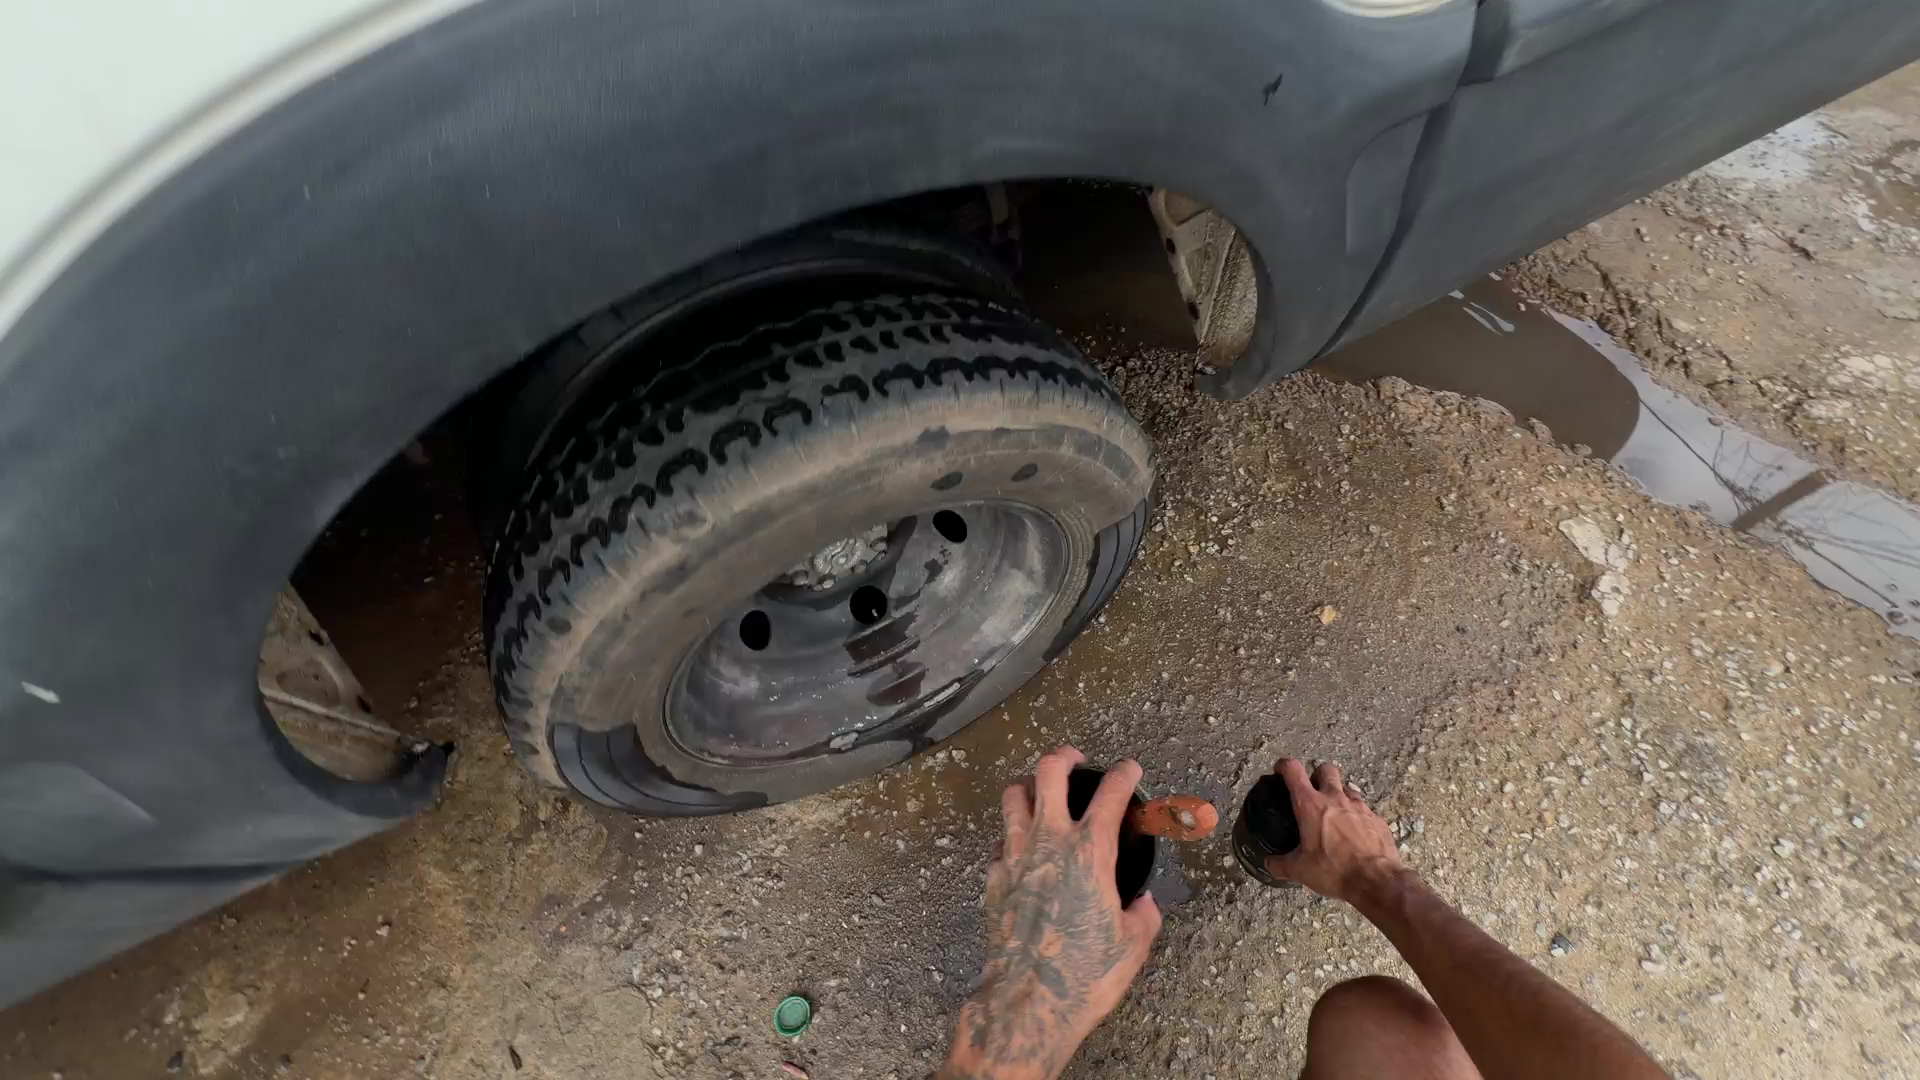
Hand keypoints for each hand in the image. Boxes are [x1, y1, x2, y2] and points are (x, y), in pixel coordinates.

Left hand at [940, 747, 1162, 1079]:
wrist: (1027, 1001)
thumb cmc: (1083, 976)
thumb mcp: (1132, 946)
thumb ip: (1143, 914)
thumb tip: (1144, 901)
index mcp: (1089, 852)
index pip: (1110, 795)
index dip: (1123, 774)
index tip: (1128, 768)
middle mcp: (1050, 842)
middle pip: (1048, 772)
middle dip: (1063, 755)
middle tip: (1074, 758)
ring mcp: (1015, 854)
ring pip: (1014, 795)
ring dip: (1028, 785)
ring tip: (1039, 789)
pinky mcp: (993, 876)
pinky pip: (1000, 839)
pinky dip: (1012, 833)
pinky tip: (1021, 845)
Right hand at [1264, 758, 1406, 905]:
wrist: (1377, 882)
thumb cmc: (1333, 870)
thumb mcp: (1300, 870)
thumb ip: (1280, 864)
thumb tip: (1269, 864)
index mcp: (1310, 804)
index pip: (1293, 769)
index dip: (1284, 765)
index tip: (1280, 771)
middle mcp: (1335, 798)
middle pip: (1326, 769)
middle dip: (1318, 775)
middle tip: (1314, 792)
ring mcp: (1359, 807)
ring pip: (1348, 789)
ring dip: (1340, 796)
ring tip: (1337, 815)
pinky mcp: (1378, 820)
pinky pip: (1366, 811)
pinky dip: (1359, 817)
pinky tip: (1357, 834)